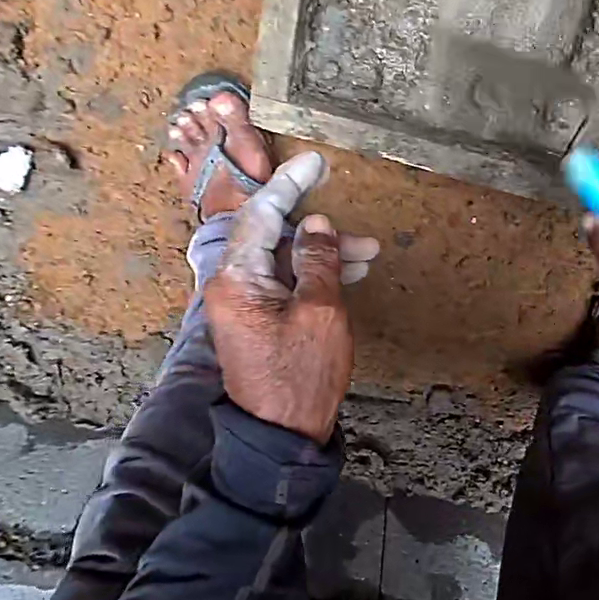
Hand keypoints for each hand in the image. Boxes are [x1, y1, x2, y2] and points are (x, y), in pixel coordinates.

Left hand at [203, 152, 379, 443]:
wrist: (279, 436)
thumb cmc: (300, 377)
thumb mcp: (320, 312)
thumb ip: (318, 260)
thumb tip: (315, 223)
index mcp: (236, 277)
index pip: (260, 214)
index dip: (290, 184)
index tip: (316, 162)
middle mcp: (230, 284)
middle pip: (270, 234)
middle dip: (315, 226)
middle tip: (353, 221)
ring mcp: (241, 302)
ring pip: (282, 258)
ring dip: (321, 252)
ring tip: (368, 253)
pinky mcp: (254, 317)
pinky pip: (281, 282)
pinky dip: (311, 274)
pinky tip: (347, 272)